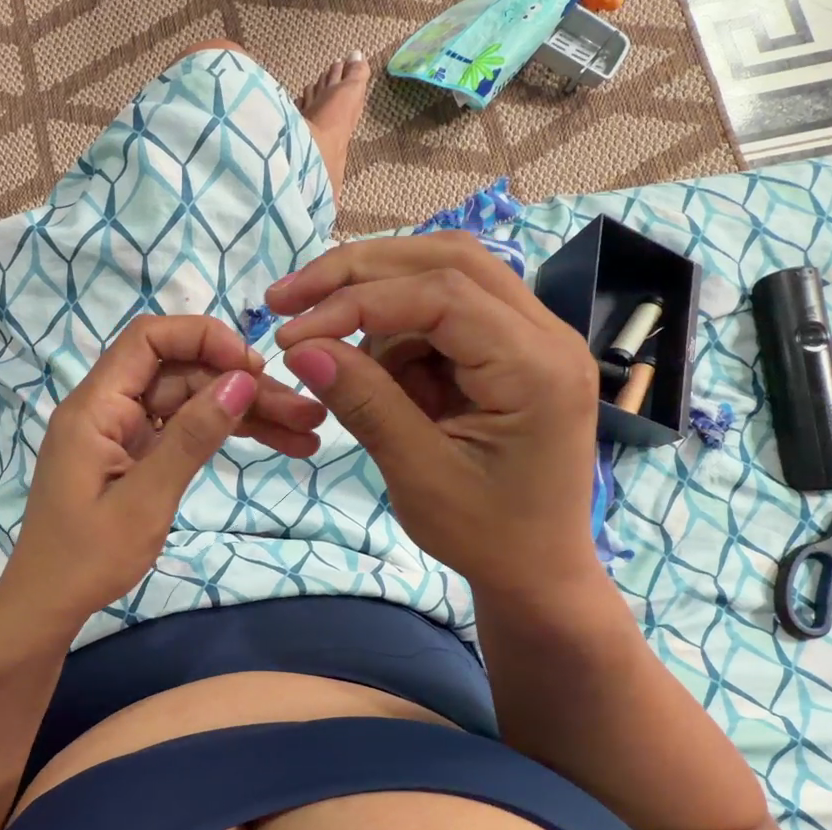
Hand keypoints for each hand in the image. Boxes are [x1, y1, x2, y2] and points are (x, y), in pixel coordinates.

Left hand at [0, 315, 325, 628]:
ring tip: (307, 434)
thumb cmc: (88, 558)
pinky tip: (272, 444)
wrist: (47, 604)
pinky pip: (177, 432)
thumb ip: (191, 437)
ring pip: (186, 403)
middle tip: (307, 414)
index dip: (204, 338)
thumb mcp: (145, 500)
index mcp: (94, 408)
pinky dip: (218, 437)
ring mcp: (117, 434)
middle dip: (242, 387)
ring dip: (242, 414)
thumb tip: (240, 379)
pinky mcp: (128, 458)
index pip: (148, 340)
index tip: (253, 366)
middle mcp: (104, 410)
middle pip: (178, 373)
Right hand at [265, 233, 602, 594]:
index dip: (356, 302)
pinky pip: (443, 315)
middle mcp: (546, 333)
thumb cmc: (484, 533)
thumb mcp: (416, 473)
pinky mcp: (510, 352)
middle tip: (286, 297)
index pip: (440, 295)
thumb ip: (364, 402)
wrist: (536, 568)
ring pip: (444, 277)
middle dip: (359, 272)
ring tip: (319, 342)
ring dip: (373, 297)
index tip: (291, 336)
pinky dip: (392, 331)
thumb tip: (301, 348)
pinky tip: (364, 366)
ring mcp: (532, 338)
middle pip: (447, 259)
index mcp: (536, 367)